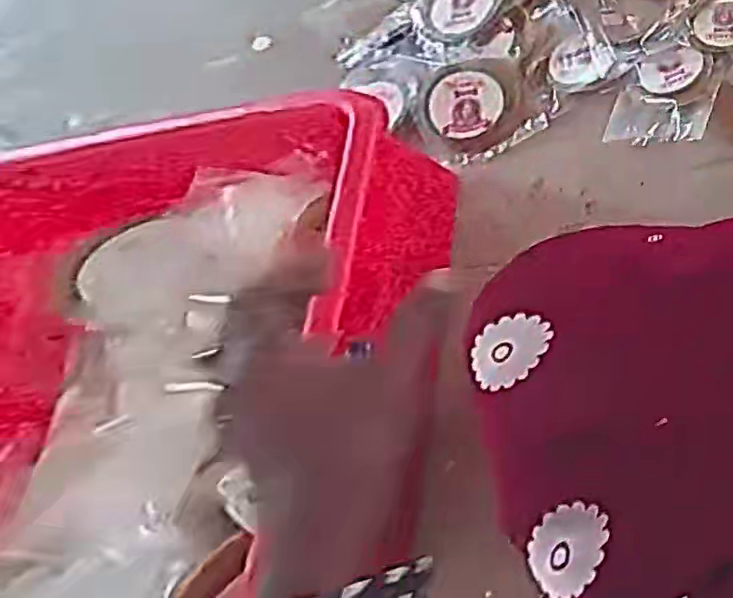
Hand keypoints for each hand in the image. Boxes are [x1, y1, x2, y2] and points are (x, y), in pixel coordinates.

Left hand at [218, 254, 453, 597]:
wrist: (332, 525)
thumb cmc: (360, 441)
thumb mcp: (402, 371)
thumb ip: (421, 318)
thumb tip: (443, 273)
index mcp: (268, 363)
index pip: (263, 299)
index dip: (293, 268)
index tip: (328, 250)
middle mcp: (244, 387)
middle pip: (247, 328)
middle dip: (281, 296)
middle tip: (321, 274)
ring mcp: (244, 418)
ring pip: (251, 358)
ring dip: (282, 328)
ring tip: (319, 313)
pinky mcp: (258, 440)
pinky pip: (262, 382)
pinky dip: (286, 358)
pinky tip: (322, 364)